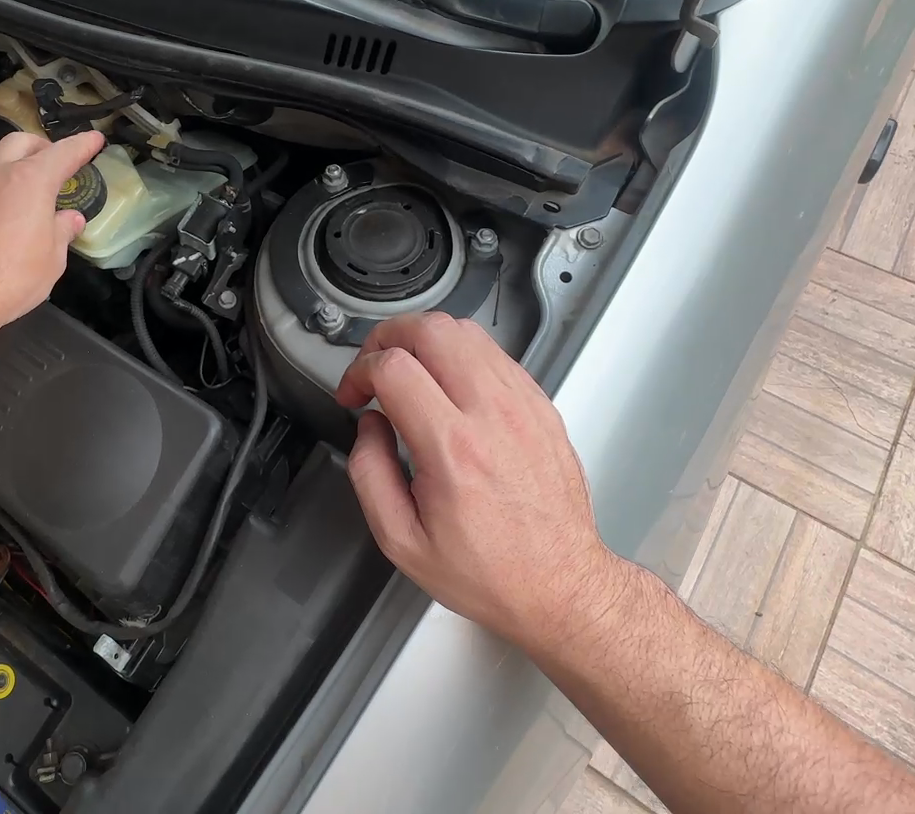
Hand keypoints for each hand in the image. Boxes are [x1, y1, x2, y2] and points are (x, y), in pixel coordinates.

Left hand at [0, 129, 104, 334]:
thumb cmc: (8, 280)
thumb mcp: (51, 261)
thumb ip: (61, 232)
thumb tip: (69, 218)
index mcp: (29, 182)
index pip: (63, 153)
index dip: (82, 145)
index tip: (94, 139)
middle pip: (20, 142)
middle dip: (41, 147)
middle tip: (53, 164)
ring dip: (8, 170)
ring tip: (17, 196)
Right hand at [334, 312, 616, 645]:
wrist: (561, 586)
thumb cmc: (488, 571)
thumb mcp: (401, 540)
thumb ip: (368, 473)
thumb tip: (368, 426)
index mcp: (452, 448)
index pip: (394, 367)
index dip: (358, 371)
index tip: (353, 395)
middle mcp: (492, 415)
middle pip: (432, 329)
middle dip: (388, 337)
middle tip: (374, 367)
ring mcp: (523, 405)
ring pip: (465, 330)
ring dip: (423, 341)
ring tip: (409, 372)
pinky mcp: (540, 405)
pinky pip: (494, 353)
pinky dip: (459, 354)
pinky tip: (447, 385)